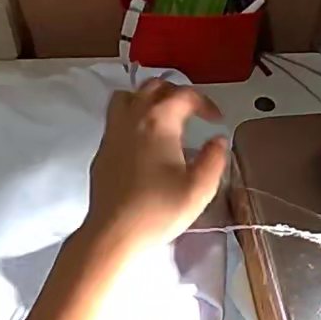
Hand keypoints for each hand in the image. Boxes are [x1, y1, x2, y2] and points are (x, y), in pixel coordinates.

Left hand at [83, 79, 227, 254]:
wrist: (114, 233)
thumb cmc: (157, 211)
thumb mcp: (199, 188)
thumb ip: (214, 159)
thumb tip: (217, 142)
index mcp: (160, 122)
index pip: (185, 95)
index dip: (205, 103)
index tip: (216, 119)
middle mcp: (133, 119)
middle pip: (154, 86)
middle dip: (177, 93)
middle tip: (192, 111)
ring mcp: (113, 133)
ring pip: (128, 96)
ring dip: (149, 98)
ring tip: (164, 116)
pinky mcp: (102, 150)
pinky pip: (117, 118)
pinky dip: (133, 116)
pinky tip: (144, 140)